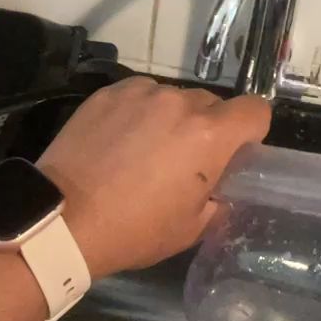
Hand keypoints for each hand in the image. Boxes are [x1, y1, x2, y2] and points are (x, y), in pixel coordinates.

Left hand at [38, 77, 270, 278]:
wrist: (64, 218)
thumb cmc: (134, 229)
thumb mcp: (190, 228)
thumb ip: (219, 200)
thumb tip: (223, 188)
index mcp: (210, 134)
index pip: (256, 109)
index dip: (252, 130)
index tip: (235, 151)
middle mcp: (180, 102)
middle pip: (212, 104)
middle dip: (207, 127)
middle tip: (184, 160)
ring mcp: (143, 92)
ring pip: (173, 98)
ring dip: (170, 118)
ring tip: (143, 151)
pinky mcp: (110, 92)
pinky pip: (139, 95)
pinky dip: (138, 112)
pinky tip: (118, 140)